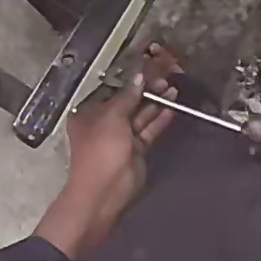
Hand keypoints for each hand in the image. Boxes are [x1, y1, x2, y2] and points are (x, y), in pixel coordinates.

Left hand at [35, 72, 175, 260]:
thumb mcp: (112, 118)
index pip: (111, 91)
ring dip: (155, 102)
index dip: (129, 80)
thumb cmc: (101, 151)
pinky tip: (172, 106)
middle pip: (127, 102)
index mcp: (89, 113)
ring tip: (172, 87)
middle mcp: (104, 123)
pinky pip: (148, 130)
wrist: (104, 191)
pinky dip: (159, 119)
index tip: (147, 68)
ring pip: (140, 115)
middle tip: (165, 76)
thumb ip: (127, 97)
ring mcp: (121, 137)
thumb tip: (138, 77)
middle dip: (145, 91)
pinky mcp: (136, 150)